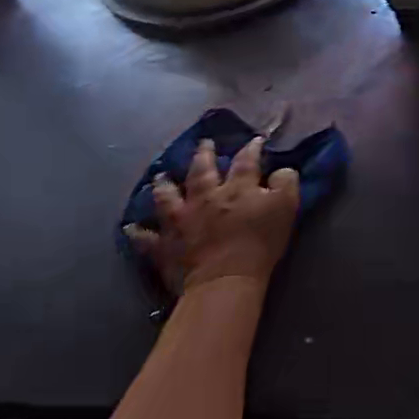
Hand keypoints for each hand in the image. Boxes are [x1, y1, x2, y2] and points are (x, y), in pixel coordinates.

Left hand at [124, 137, 299, 294]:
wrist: (225, 278)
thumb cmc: (261, 241)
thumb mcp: (287, 206)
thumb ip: (286, 182)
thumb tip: (280, 171)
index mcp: (237, 187)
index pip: (246, 160)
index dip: (252, 148)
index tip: (256, 140)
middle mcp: (205, 198)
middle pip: (201, 171)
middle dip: (203, 155)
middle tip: (203, 143)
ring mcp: (180, 221)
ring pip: (167, 197)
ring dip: (164, 185)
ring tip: (160, 176)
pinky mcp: (164, 246)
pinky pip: (145, 237)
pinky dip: (137, 231)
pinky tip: (130, 226)